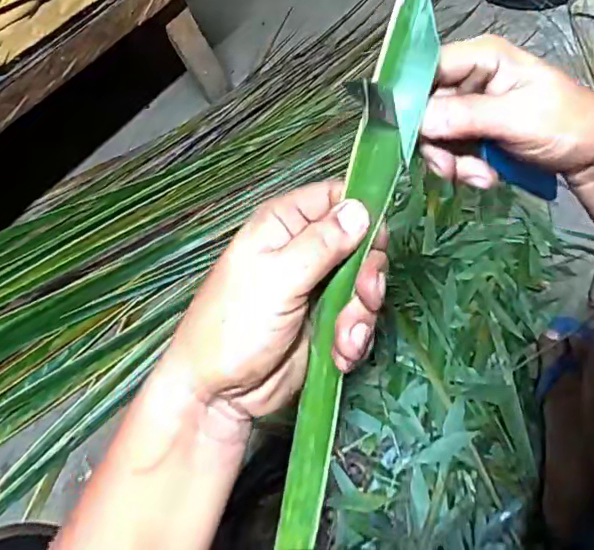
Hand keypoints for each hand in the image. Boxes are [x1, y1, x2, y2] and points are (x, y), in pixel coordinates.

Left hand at [159, 180, 388, 432]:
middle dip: (368, 272)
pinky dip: (355, 337)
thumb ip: (322, 243)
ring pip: (363, 282)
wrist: (217, 395)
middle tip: (365, 296)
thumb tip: (361, 209)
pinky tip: (340, 353)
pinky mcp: (325, 320)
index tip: (376, 241)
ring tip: (345, 338)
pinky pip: (357, 317)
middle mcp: (304, 247)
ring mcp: (316, 285)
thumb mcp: (278, 278)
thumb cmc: (235, 325)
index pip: (336, 197)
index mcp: (285, 222)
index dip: (362, 213)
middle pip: (360, 241)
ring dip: (361, 312)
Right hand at [420, 35, 593, 189]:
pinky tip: (486, 177)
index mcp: (482, 56)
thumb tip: (419, 120)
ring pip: (434, 131)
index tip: (406, 129)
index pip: (429, 66)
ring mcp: (471, 105)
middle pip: (426, 103)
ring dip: (451, 159)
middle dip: (435, 140)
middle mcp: (470, 76)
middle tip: (448, 167)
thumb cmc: (567, 123)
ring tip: (479, 176)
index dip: (411, 95)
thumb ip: (467, 116)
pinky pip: (451, 148)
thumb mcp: (518, 117)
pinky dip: (463, 167)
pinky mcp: (474, 130)